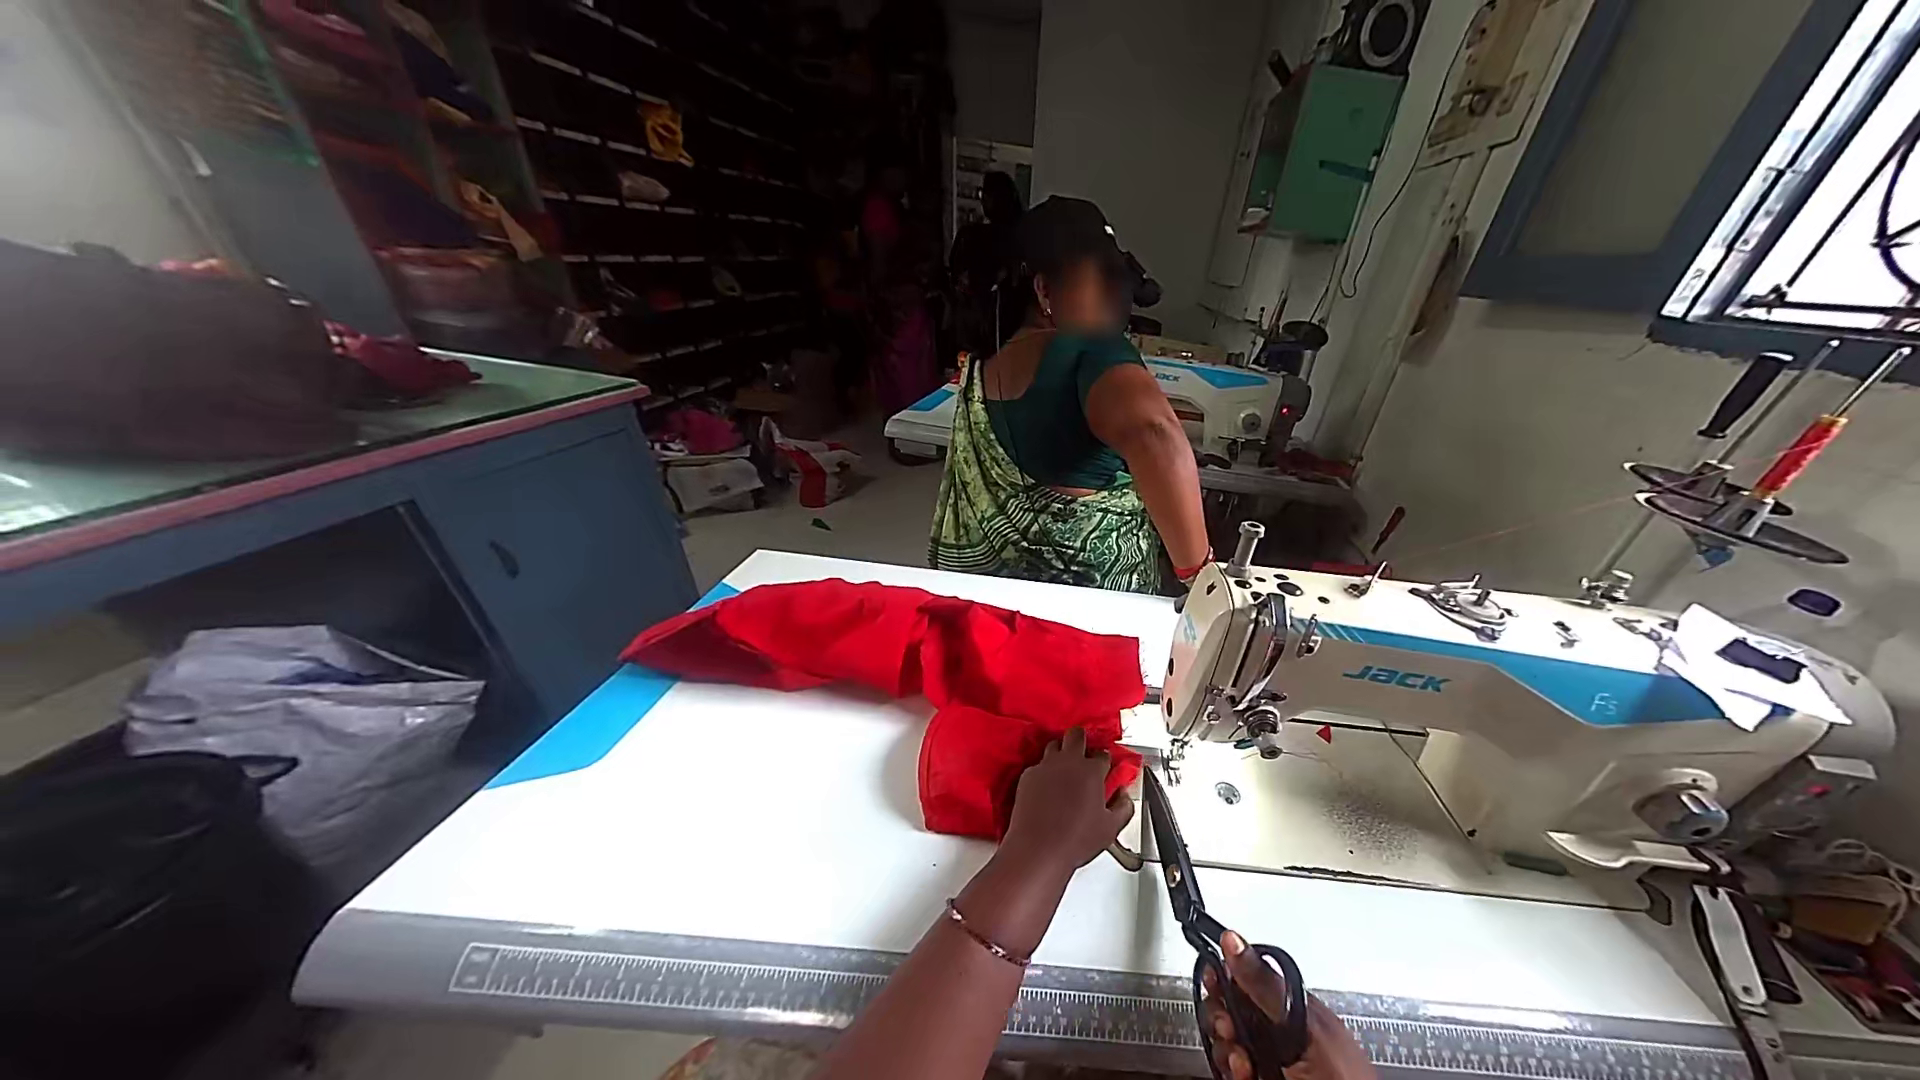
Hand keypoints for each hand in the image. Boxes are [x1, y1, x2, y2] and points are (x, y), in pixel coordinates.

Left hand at [1001, 728, 1134, 873]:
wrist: (1038, 847)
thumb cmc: (1075, 839)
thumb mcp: (1111, 827)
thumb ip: (1123, 806)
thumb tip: (1123, 795)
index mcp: (1091, 771)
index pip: (1103, 754)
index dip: (1105, 760)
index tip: (1105, 768)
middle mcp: (1068, 762)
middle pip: (1076, 734)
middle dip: (1082, 739)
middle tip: (1084, 752)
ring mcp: (1046, 766)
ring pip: (1055, 744)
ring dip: (1062, 751)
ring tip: (1066, 766)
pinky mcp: (1028, 774)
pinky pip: (1039, 764)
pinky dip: (1045, 770)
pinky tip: (1048, 785)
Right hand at [1202, 932, 1375, 1079]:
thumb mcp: (1304, 1025)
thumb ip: (1267, 985)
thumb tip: (1234, 940)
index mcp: (1295, 1009)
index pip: (1247, 978)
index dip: (1225, 977)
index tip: (1214, 981)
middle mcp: (1280, 1034)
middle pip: (1230, 1008)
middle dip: (1220, 1014)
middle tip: (1229, 1026)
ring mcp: (1271, 1062)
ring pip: (1225, 1041)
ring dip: (1225, 1046)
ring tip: (1242, 1059)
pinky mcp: (1260, 1079)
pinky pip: (1229, 1069)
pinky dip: (1230, 1070)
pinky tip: (1244, 1073)